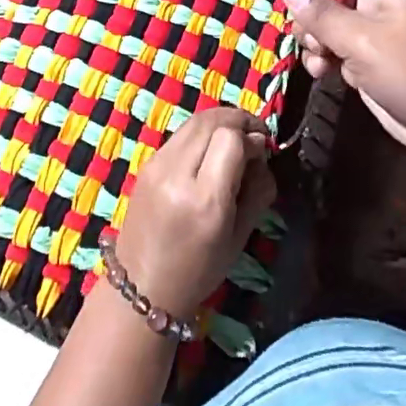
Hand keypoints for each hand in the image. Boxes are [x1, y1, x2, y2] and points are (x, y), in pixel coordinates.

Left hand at [112, 108, 275, 318]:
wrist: (141, 285)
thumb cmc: (198, 270)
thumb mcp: (240, 236)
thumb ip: (257, 189)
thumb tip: (261, 151)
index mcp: (204, 199)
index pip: (231, 139)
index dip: (253, 138)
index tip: (263, 153)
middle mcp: (176, 174)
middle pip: (210, 120)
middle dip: (239, 120)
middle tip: (256, 136)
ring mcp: (156, 165)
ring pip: (193, 122)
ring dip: (220, 123)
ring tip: (236, 141)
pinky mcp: (146, 164)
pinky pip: (180, 135)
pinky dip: (201, 134)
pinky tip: (210, 153)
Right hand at [279, 0, 405, 171]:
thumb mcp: (361, 41)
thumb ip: (321, 13)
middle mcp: (374, 2)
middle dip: (310, 9)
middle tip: (311, 34)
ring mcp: (370, 33)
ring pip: (325, 21)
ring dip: (312, 39)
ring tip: (319, 59)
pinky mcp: (366, 61)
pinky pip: (333, 49)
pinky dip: (323, 59)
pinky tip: (323, 75)